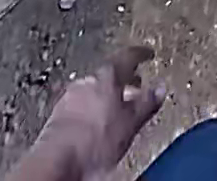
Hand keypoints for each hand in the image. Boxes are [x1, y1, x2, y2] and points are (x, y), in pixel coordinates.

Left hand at [27, 46, 164, 180]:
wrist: (56, 162)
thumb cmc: (94, 140)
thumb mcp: (130, 122)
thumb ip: (146, 102)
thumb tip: (160, 88)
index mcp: (108, 74)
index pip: (128, 56)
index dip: (140, 55)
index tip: (147, 54)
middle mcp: (88, 80)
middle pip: (109, 74)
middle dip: (123, 80)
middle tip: (135, 85)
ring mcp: (70, 98)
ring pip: (94, 91)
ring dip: (106, 97)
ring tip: (116, 110)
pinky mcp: (57, 118)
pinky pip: (80, 106)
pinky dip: (91, 110)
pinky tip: (95, 124)